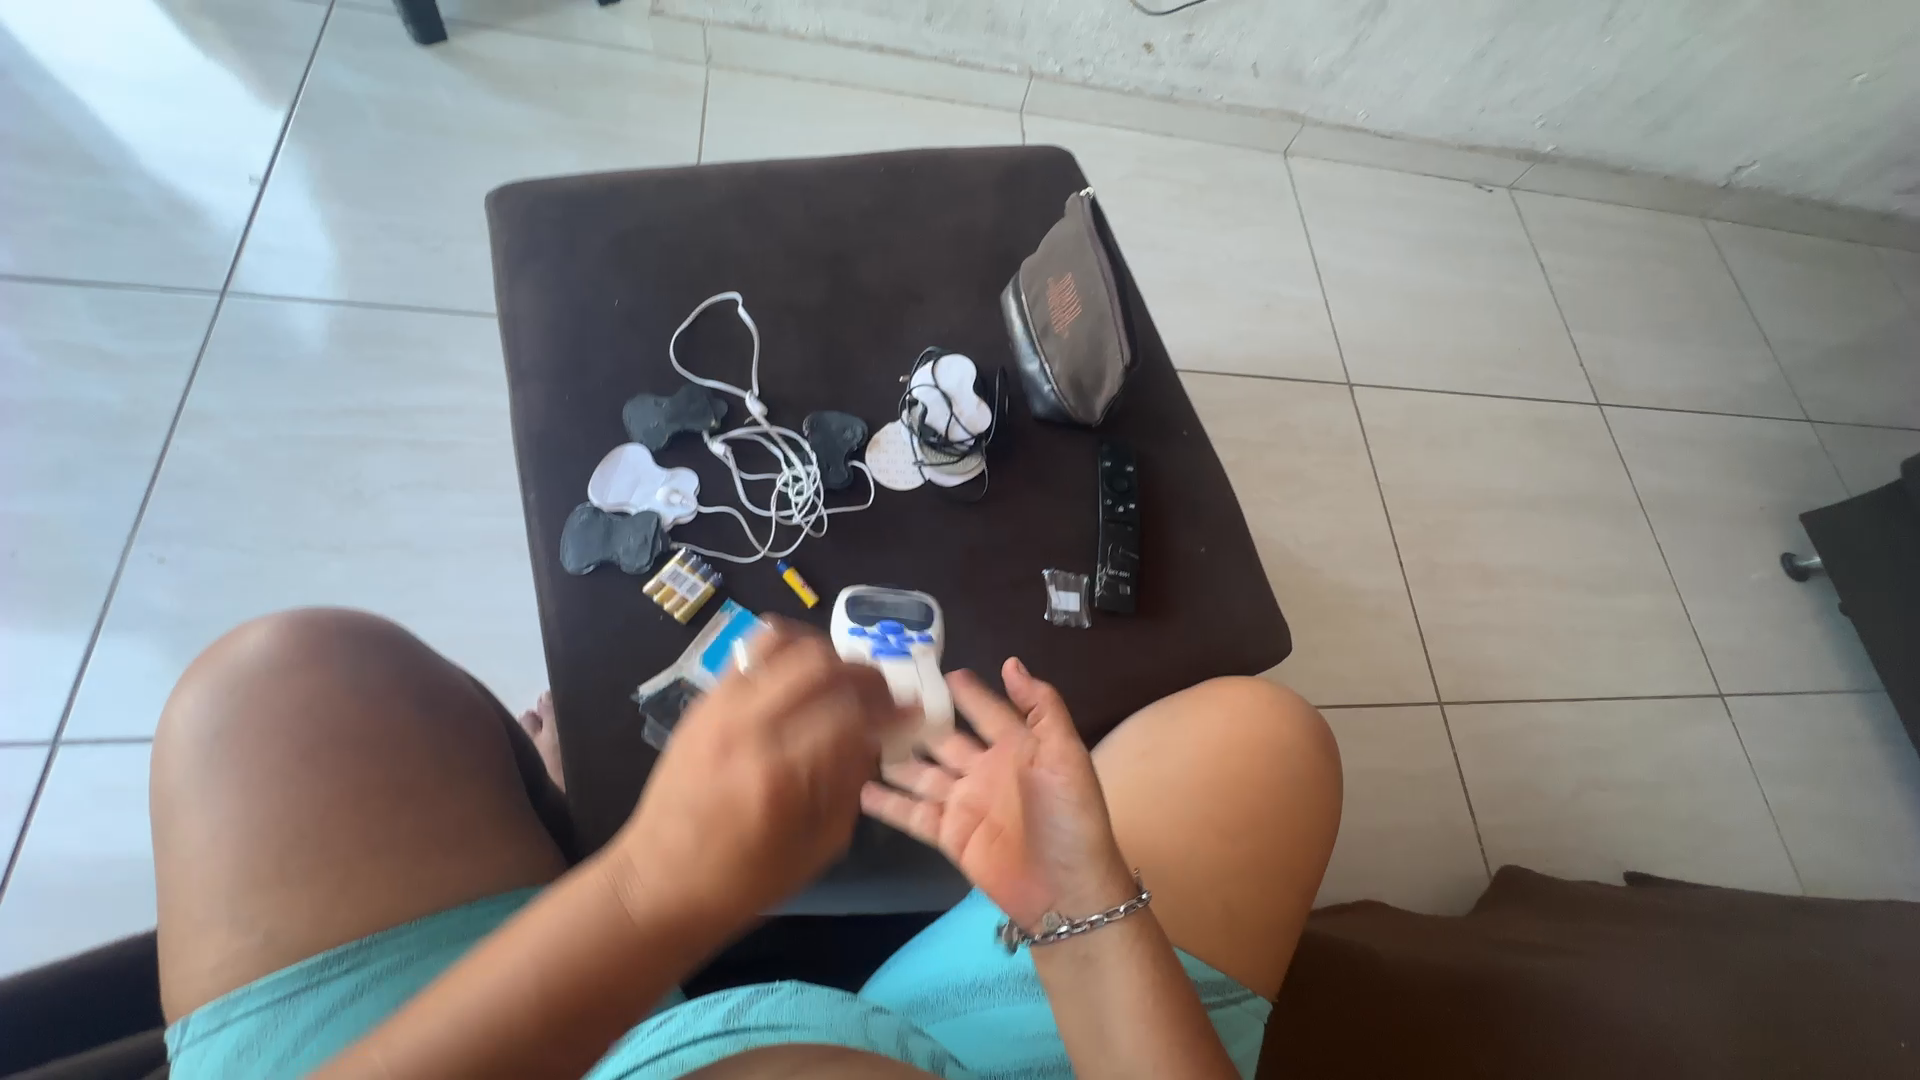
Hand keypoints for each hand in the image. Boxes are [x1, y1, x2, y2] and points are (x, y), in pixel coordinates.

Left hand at [609, 620, 910, 923]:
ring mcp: (721, 707)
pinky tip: (804, 672)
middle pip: (822, 665)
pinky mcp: (705, 701)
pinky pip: (752, 650)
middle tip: (881, 696)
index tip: (910, 715)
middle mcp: (749, 728)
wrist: (656, 883)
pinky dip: (789, 649)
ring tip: (842, 679)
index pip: (851, 713)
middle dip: (865, 675)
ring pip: (787, 644)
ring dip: (828, 654)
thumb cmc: (743, 881)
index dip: (891, 710)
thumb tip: (874, 734)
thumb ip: (851, 782)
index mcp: (780, 774)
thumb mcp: (818, 846)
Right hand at [861, 658, 1134, 930]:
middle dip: (920, 721)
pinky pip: (914, 814)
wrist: (1067, 892)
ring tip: (862, 737)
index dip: (967, 693)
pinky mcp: (950, 835)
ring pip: (923, 773)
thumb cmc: (1070, 818)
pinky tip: (861, 788)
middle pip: (946, 739)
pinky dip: (889, 803)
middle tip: (883, 700)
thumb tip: (1011, 662)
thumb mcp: (1065, 756)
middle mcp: (986, 769)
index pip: (987, 712)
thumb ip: (1041, 707)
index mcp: (1017, 748)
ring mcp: (965, 803)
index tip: (939, 671)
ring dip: (897, 757)